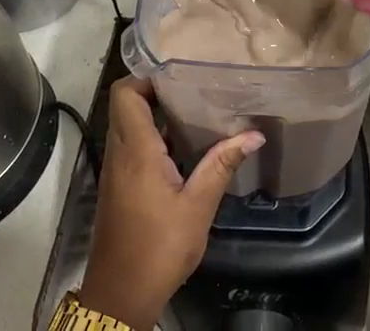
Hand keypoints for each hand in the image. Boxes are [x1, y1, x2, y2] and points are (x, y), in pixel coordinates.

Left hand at [79, 77, 263, 328]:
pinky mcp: (118, 188)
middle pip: (126, 106)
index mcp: (136, 151)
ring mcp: (116, 172)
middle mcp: (120, 154)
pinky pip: (131, 148)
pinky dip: (152, 139)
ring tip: (194, 110)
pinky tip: (184, 148)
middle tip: (193, 87)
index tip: (178, 74)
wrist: (120, 296)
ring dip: (155, 116)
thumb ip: (221, 166)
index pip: (125, 94)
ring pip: (128, 127)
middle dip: (156, 92)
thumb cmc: (159, 248)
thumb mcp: (198, 207)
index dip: (145, 77)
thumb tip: (254, 134)